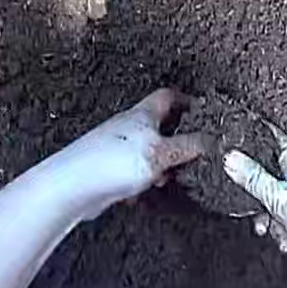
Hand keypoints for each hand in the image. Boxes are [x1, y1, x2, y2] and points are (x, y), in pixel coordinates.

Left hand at [47, 89, 205, 215]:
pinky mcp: (107, 168)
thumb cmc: (112, 162)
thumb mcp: (161, 152)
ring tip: (169, 176)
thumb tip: (214, 139)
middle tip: (193, 149)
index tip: (203, 110)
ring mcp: (116, 147)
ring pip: (146, 149)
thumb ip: (189, 146)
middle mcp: (128, 126)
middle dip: (176, 137)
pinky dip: (142, 179)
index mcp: (142, 114)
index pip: (168, 96)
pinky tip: (143, 192)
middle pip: (159, 124)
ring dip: (159, 163)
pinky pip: (132, 170)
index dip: (186, 100)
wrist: (72, 187)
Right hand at [225, 136, 286, 287]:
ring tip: (274, 232)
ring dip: (273, 216)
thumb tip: (230, 157)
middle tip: (257, 214)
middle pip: (273, 174)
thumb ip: (254, 178)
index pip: (271, 139)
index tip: (236, 151)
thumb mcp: (279, 197)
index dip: (252, 143)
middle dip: (260, 196)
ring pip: (282, 198)